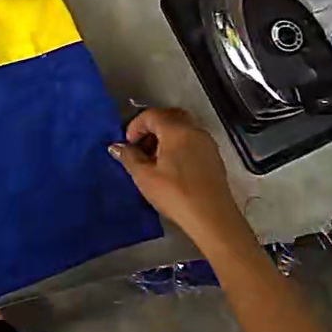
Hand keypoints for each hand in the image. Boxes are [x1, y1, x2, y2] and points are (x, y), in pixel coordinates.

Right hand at [111, 108, 246, 241]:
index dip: (136, 126)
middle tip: (140, 147)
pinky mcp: (214, 157)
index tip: (128, 144)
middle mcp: (194, 130)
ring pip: (183, 128)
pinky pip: (193, 140)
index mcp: (177, 130)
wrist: (211, 216)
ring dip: (166, 136)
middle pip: (170, 116)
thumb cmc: (175, 194)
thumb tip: (117, 147)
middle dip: (152, 127)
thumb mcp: (145, 177)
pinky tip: (172, 167)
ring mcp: (207, 143)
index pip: (152, 115)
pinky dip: (179, 145)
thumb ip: (129, 157)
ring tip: (154, 160)